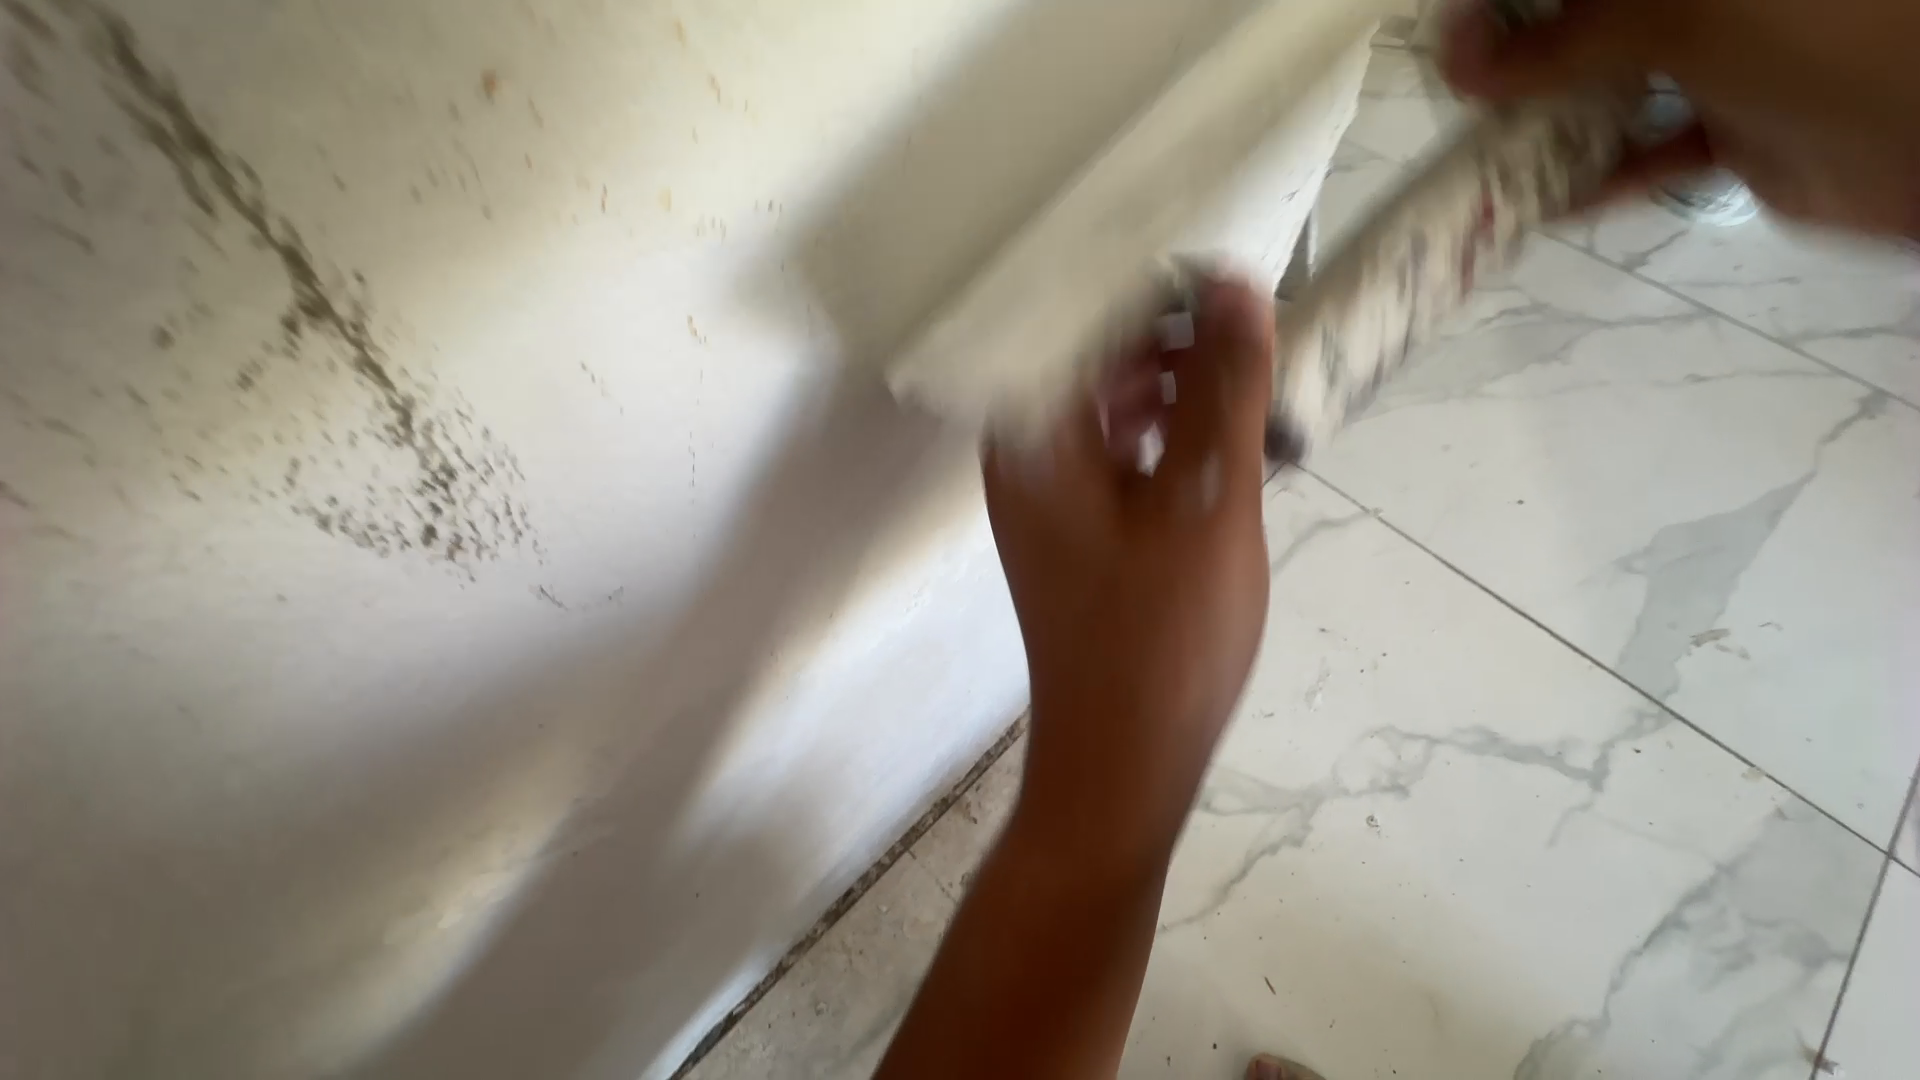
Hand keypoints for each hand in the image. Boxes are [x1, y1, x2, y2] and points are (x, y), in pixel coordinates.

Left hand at [983, 278, 1274, 856]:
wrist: (1123, 761)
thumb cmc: (1162, 639)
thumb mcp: (1208, 501)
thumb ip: (1222, 389)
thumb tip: (1235, 286)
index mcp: (1031, 437)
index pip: (1066, 316)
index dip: (1137, 282)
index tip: (1211, 267)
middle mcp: (1021, 457)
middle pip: (1082, 360)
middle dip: (1159, 333)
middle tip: (1241, 320)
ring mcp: (1045, 499)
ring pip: (1104, 408)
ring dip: (1166, 383)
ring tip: (1239, 377)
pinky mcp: (1075, 534)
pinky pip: (1114, 456)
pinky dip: (1161, 435)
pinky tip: (1215, 441)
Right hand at [1441, 0, 1919, 236]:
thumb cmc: (1822, 37)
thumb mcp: (1683, 16)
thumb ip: (1565, 38)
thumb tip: (1458, 57)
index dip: (1522, 1)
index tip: (1465, 32)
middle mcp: (1725, 0)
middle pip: (1601, 21)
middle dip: (1531, 56)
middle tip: (1470, 91)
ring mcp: (1740, 55)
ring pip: (1622, 83)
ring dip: (1554, 121)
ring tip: (1493, 148)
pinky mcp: (1740, 124)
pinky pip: (1653, 150)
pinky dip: (1599, 180)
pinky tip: (1550, 203)